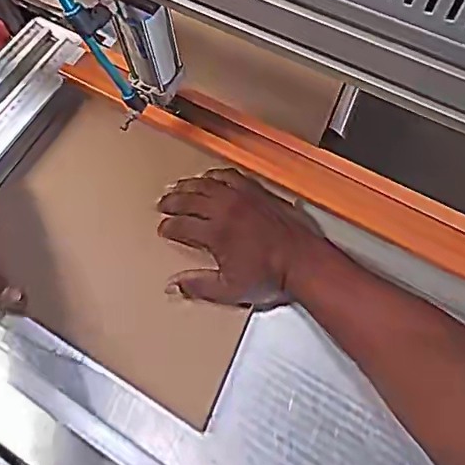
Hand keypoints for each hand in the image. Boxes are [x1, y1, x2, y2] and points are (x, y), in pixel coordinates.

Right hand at [157, 168, 326, 307]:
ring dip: (188, 185)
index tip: (163, 229)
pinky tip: (209, 177)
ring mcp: (240, 196)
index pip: (182, 225)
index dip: (169, 227)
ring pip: (205, 184)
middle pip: (188, 199)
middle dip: (172, 202)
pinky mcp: (254, 189)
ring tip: (178, 187)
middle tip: (163, 205)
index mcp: (216, 233)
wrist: (301, 260)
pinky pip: (228, 174)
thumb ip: (199, 286)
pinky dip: (215, 174)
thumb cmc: (271, 275)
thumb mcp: (230, 290)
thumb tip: (174, 285)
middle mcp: (225, 209)